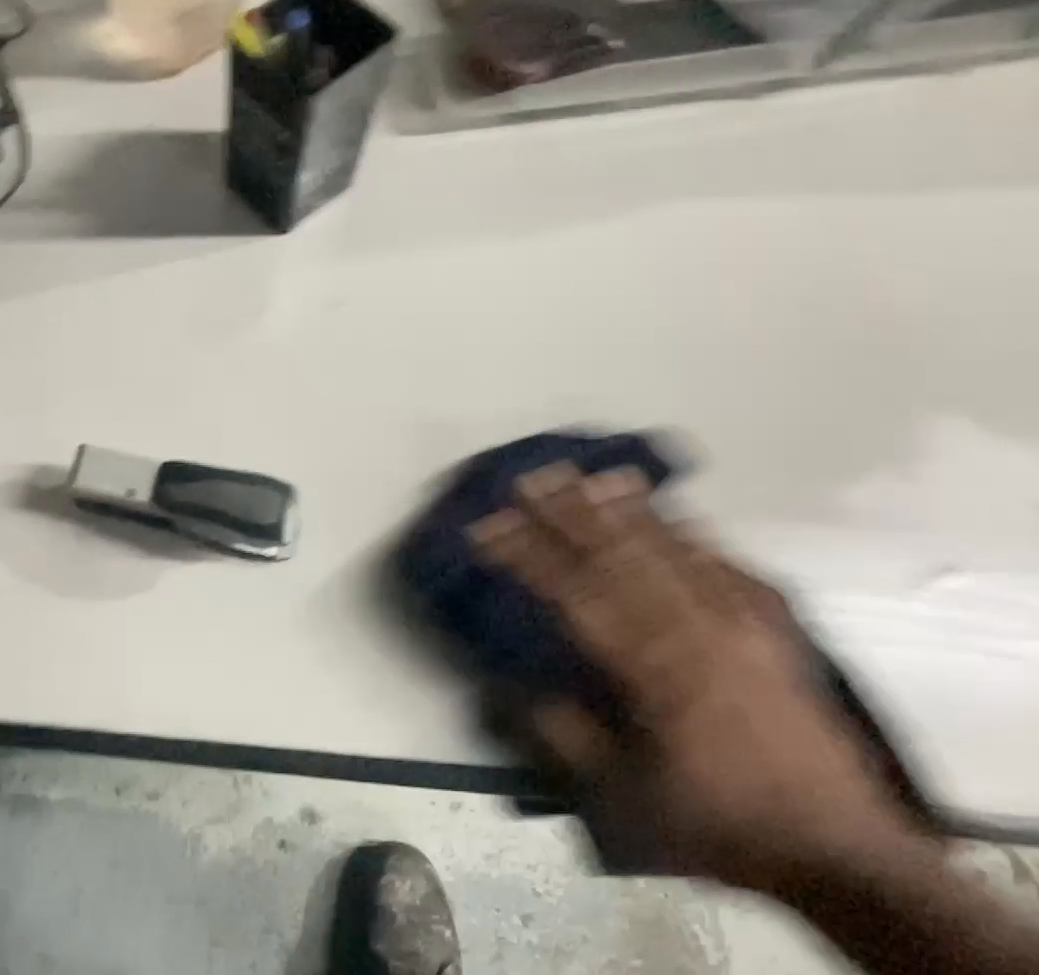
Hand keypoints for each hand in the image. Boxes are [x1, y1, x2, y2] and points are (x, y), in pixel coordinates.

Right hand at [469, 463, 933, 896]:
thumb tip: (512, 685)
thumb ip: (563, 732)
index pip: (573, 594)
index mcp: (650, 669)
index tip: (487, 524)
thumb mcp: (621, 794)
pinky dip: (701, 538)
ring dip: (631, 512)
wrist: (839, 852)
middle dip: (571, 514)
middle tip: (532, 475)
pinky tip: (680, 515)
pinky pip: (732, 571)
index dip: (525, 555)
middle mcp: (695, 633)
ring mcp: (742, 629)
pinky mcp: (775, 637)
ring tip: (595, 474)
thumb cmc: (714, 821)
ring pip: (676, 554)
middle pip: (622, 558)